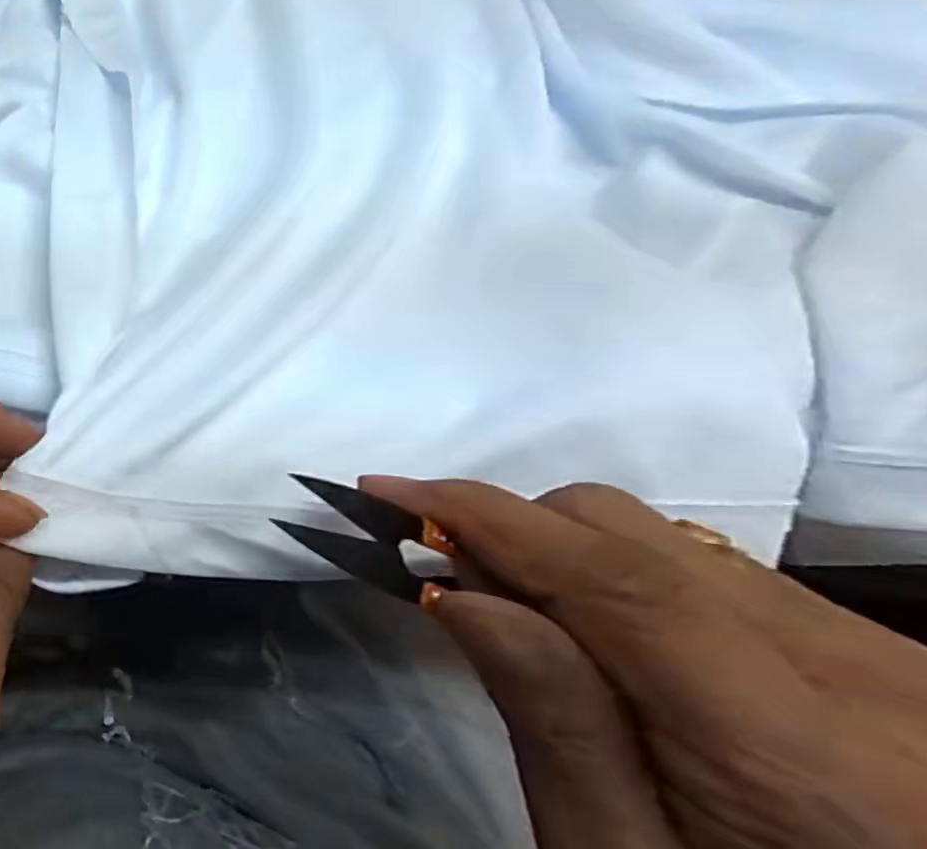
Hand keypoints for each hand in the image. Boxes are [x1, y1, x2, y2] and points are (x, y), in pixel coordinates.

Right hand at [364, 476, 926, 848]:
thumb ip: (553, 725)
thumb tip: (460, 592)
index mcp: (812, 766)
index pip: (619, 582)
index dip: (486, 516)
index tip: (382, 491)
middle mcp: (876, 686)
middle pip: (633, 534)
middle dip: (513, 533)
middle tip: (448, 581)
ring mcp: (893, 662)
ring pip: (667, 538)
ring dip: (562, 553)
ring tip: (523, 613)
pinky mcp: (887, 656)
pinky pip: (712, 566)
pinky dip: (622, 574)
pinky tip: (604, 634)